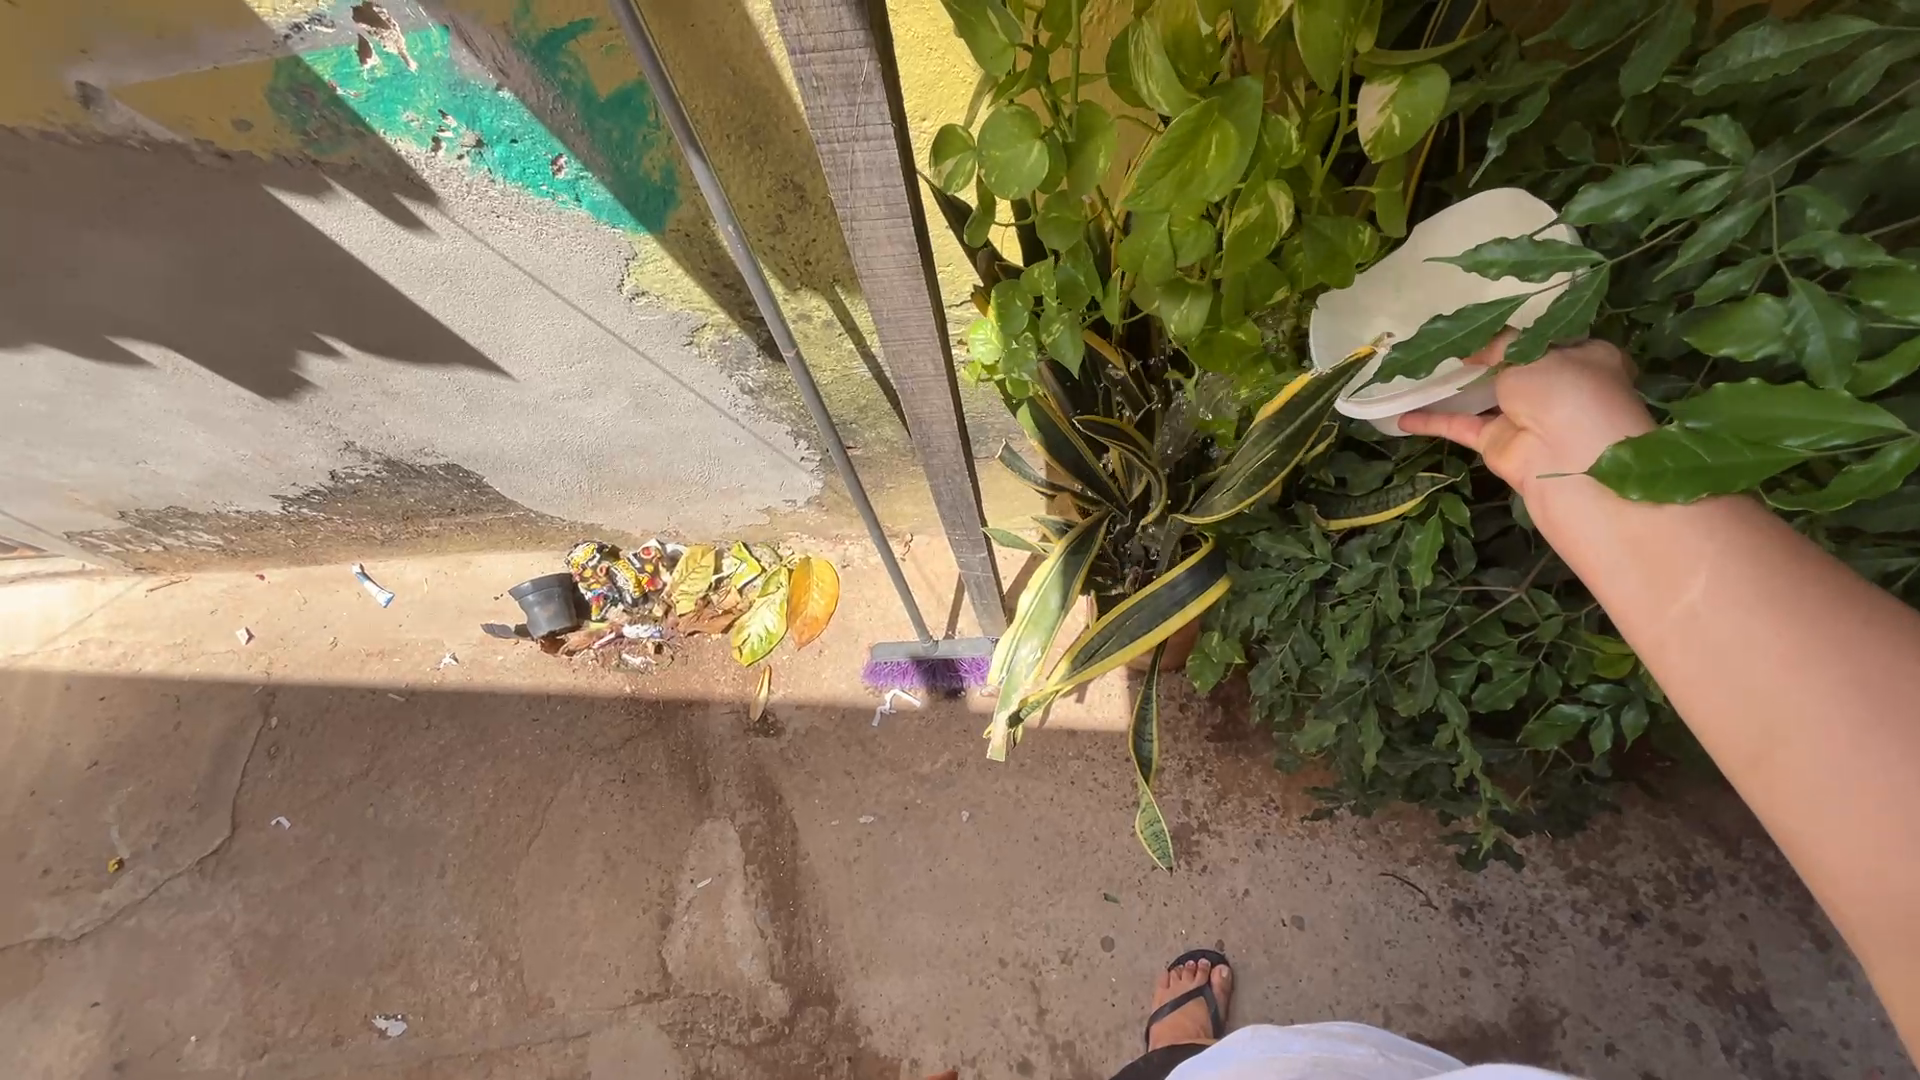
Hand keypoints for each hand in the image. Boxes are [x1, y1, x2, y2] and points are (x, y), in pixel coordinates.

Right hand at [1397, 332, 1655, 502]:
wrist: (1567, 453)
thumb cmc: (1564, 390)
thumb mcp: (1532, 352)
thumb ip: (1499, 344)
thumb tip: (1473, 348)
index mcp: (1582, 358)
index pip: (1546, 341)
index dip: (1516, 335)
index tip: (1481, 327)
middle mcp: (1554, 387)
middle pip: (1511, 369)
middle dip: (1481, 360)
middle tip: (1444, 349)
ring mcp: (1524, 416)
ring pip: (1481, 398)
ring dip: (1452, 390)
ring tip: (1418, 377)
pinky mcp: (1496, 441)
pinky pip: (1460, 426)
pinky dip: (1432, 422)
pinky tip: (1403, 418)